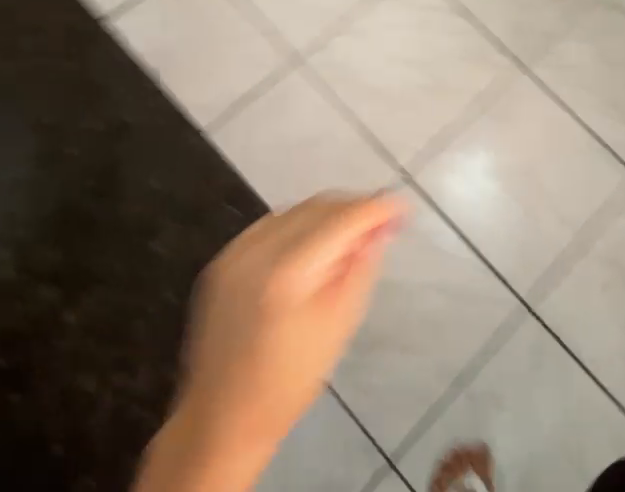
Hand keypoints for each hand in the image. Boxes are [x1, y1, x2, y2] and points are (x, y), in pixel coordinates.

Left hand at [137, 193, 404, 491]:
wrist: (222, 418)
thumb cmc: (291, 381)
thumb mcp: (341, 324)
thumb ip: (362, 266)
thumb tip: (381, 227)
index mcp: (288, 271)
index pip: (341, 219)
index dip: (375, 208)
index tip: (402, 208)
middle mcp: (256, 251)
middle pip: (317, 207)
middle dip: (353, 209)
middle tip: (382, 225)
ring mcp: (233, 255)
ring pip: (293, 211)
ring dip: (327, 215)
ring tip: (352, 237)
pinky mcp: (221, 262)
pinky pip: (269, 226)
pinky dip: (298, 227)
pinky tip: (313, 247)